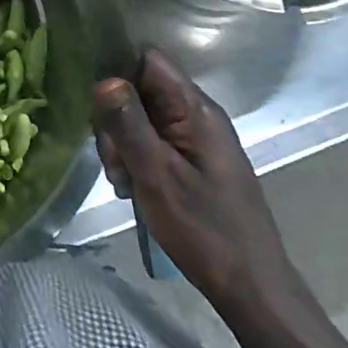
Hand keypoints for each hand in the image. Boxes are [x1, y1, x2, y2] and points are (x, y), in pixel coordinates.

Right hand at [92, 48, 289, 304]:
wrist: (251, 287)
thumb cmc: (204, 229)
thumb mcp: (156, 174)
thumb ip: (129, 124)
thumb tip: (104, 78)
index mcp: (195, 109)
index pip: (148, 60)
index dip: (117, 71)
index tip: (96, 105)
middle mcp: (197, 115)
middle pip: (140, 89)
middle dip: (115, 119)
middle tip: (113, 160)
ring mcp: (195, 138)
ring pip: (141, 118)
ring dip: (122, 144)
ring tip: (124, 181)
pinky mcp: (191, 160)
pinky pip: (152, 142)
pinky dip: (135, 159)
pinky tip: (132, 188)